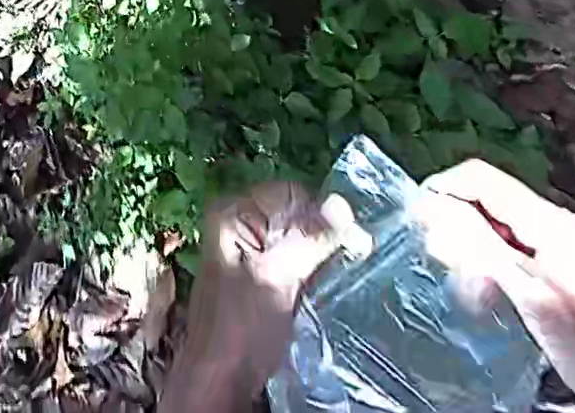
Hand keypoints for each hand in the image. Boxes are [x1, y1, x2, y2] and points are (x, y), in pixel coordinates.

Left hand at [162, 183, 342, 412]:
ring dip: (320, 252)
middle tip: (355, 251)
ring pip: (296, 237)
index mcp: (233, 212)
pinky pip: (292, 258)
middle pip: (291, 213)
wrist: (218, 381)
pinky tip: (328, 282)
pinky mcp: (260, 274)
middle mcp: (238, 222)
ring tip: (347, 268)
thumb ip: (309, 239)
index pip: (287, 193)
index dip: (319, 210)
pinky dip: (311, 267)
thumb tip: (342, 204)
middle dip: (322, 231)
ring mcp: (247, 248)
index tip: (352, 235)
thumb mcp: (277, 278)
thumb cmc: (241, 326)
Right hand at [415, 161, 574, 412]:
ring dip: (467, 250)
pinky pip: (507, 255)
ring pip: (493, 230)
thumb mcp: (537, 301)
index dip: (444, 188)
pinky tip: (481, 298)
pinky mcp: (559, 279)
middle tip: (437, 261)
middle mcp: (557, 229)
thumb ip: (484, 249)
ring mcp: (561, 253)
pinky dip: (485, 268)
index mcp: (556, 224)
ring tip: (463, 288)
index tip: (414, 218)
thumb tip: (433, 206)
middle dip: (454, 224)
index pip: (482, 178)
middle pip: (486, 203)